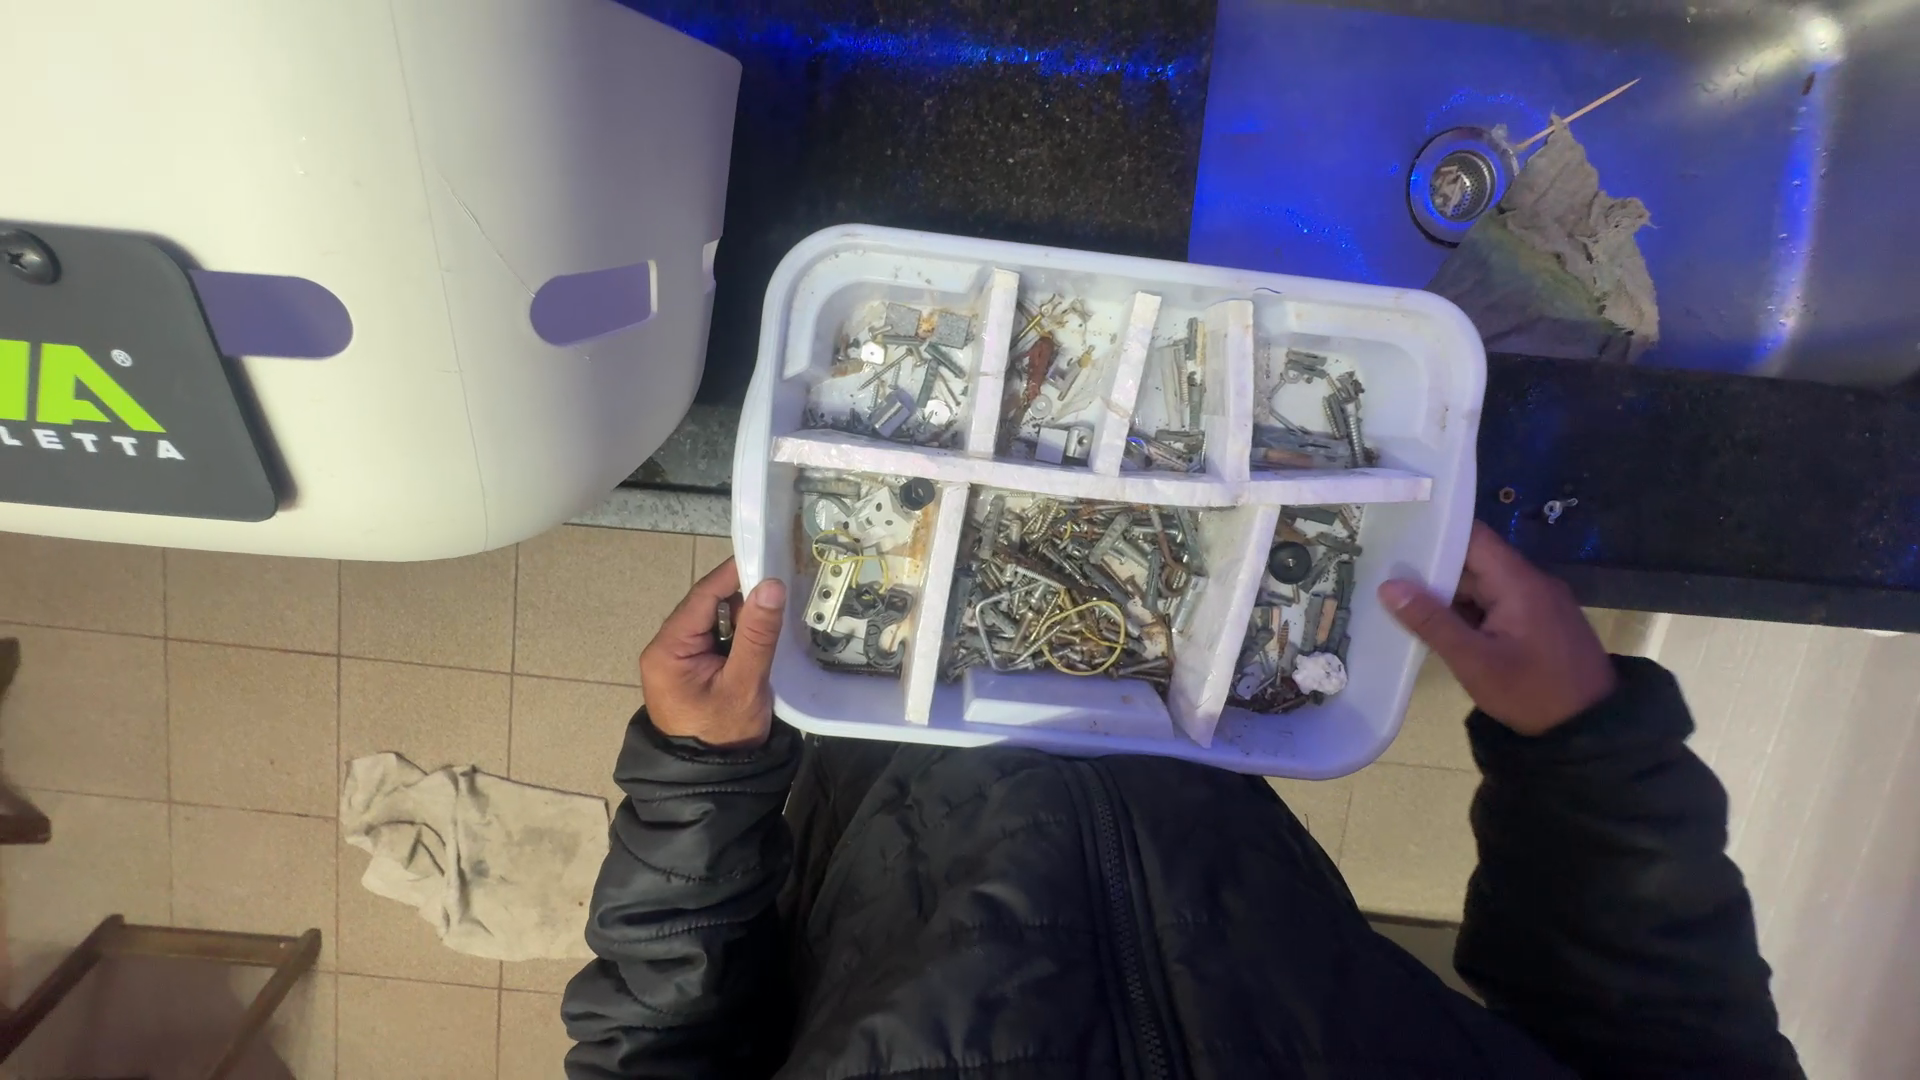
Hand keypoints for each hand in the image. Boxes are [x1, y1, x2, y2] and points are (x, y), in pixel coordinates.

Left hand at [638, 558, 786, 748]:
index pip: (702, 596)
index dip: (734, 574)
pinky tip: (765, 629)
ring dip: (745, 614)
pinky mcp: (696, 666)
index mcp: (668, 648)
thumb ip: (757, 634)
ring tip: (779, 605)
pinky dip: (742, 631)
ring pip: (716, 619)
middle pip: (709, 604)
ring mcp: (681, 657)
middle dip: (744, 595)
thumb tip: (771, 585)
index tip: (769, 558)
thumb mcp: (744, 682)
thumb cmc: (724, 733)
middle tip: (783, 585)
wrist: (714, 778)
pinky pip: (719, 636)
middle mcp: (668, 646)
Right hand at [1377, 522, 1616, 735]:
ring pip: (1481, 583)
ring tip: (1398, 595)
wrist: (1591, 733)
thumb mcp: (1473, 660)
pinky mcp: (1536, 622)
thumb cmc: (1531, 693)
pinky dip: (1463, 608)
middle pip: (1474, 560)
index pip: (1474, 537)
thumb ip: (1430, 620)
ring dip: (1444, 590)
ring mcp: (1536, 603)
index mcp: (1520, 583)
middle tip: (1382, 570)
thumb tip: (1388, 586)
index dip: (1435, 531)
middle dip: (1431, 565)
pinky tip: (1433, 620)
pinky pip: (1493, 602)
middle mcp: (1532, 583)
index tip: (1396, 533)